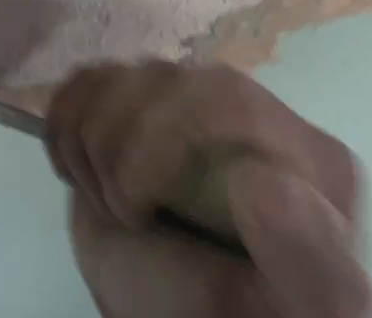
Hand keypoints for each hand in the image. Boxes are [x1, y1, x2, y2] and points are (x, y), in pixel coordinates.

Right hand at [47, 63, 371, 317]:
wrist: (178, 316)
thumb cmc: (238, 315)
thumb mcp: (295, 307)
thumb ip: (307, 259)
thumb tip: (266, 182)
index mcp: (303, 152)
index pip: (224, 96)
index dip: (161, 135)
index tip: (136, 206)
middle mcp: (242, 114)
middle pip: (157, 79)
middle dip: (116, 149)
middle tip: (122, 217)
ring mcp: (181, 105)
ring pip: (111, 77)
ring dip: (87, 149)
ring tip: (112, 207)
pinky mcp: (129, 107)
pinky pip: (79, 83)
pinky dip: (64, 131)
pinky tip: (85, 179)